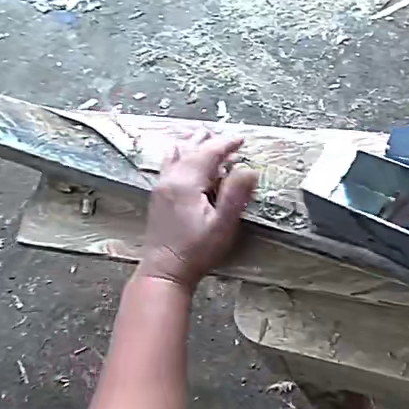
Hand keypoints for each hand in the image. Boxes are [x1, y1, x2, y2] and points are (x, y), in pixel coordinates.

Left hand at [135, 131, 259, 288]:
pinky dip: (180, 155)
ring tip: (203, 137)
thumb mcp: (223, 224)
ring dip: (192, 145)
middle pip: (189, 150)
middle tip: (227, 137)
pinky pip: (168, 165)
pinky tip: (181, 158)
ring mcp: (161, 188)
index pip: (208, 153)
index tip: (242, 139)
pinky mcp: (158, 197)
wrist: (165, 270)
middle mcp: (170, 180)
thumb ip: (236, 194)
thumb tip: (249, 169)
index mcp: (186, 183)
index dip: (226, 144)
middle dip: (209, 141)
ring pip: (175, 155)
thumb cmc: (197, 250)